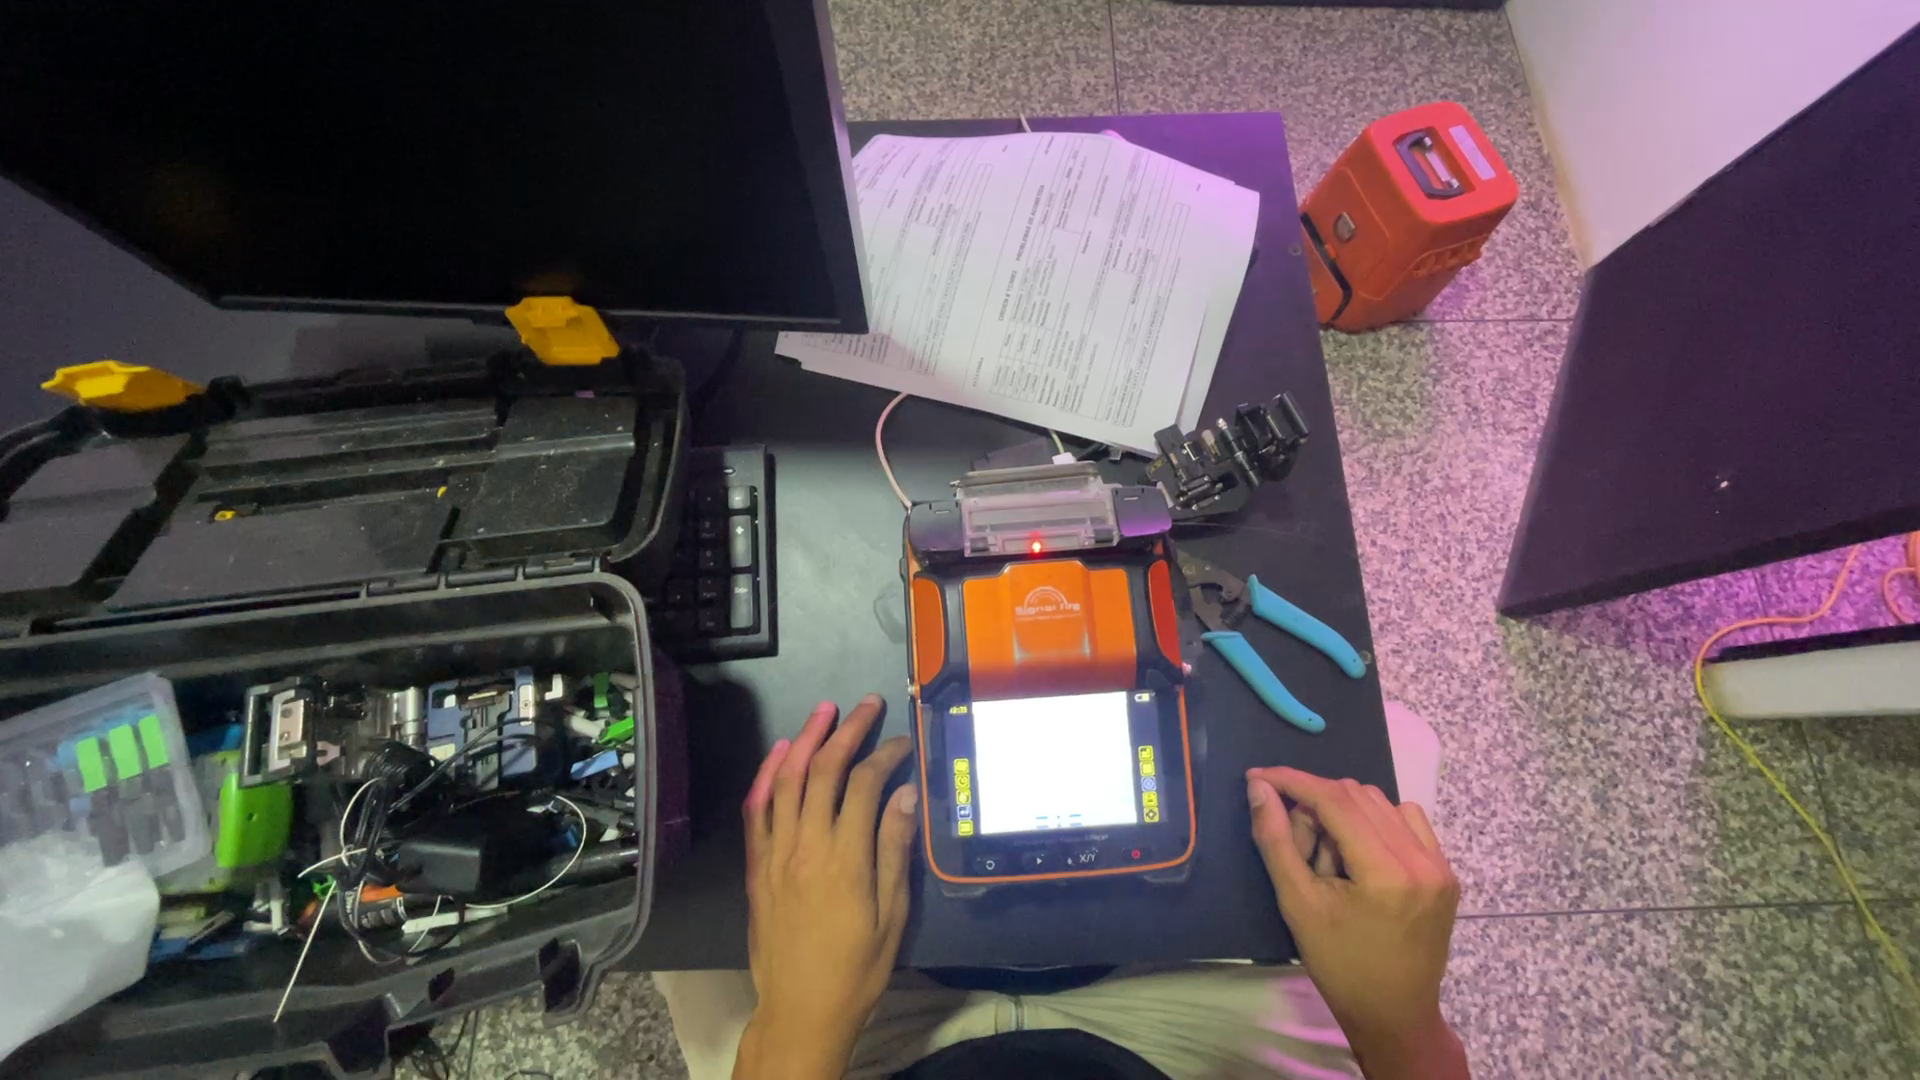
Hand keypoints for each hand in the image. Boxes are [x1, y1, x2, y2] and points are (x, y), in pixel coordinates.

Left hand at [734, 694, 918, 1079]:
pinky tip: (779, 752)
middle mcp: (806, 845)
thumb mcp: (891, 915)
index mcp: (845, 858)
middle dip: (848, 730)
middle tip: (866, 705)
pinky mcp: (755, 865)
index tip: (902, 742)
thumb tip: (906, 794)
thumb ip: (895, 850)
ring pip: (786, 780)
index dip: (885, 755)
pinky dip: (766, 775)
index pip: (865, 784)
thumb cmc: (857, 967)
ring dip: (804, 739)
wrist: (800, 1011)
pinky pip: (756, 810)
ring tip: (825, 711)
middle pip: (823, 770)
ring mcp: (775, 853)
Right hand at [1246, 767, 1467, 1079]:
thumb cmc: (1338, 963)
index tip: (1258, 776)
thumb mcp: (1297, 901)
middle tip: (1294, 836)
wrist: (1394, 1014)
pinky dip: (1372, 820)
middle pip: (1355, 795)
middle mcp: (1421, 861)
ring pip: (1379, 802)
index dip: (1292, 781)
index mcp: (1387, 873)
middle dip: (1314, 801)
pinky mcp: (1445, 871)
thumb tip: (1258, 787)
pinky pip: (1405, 819)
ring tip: (1326, 851)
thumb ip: (1275, 838)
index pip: (1334, 799)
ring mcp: (1440, 865)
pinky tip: (1357, 850)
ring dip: (1342, 810)